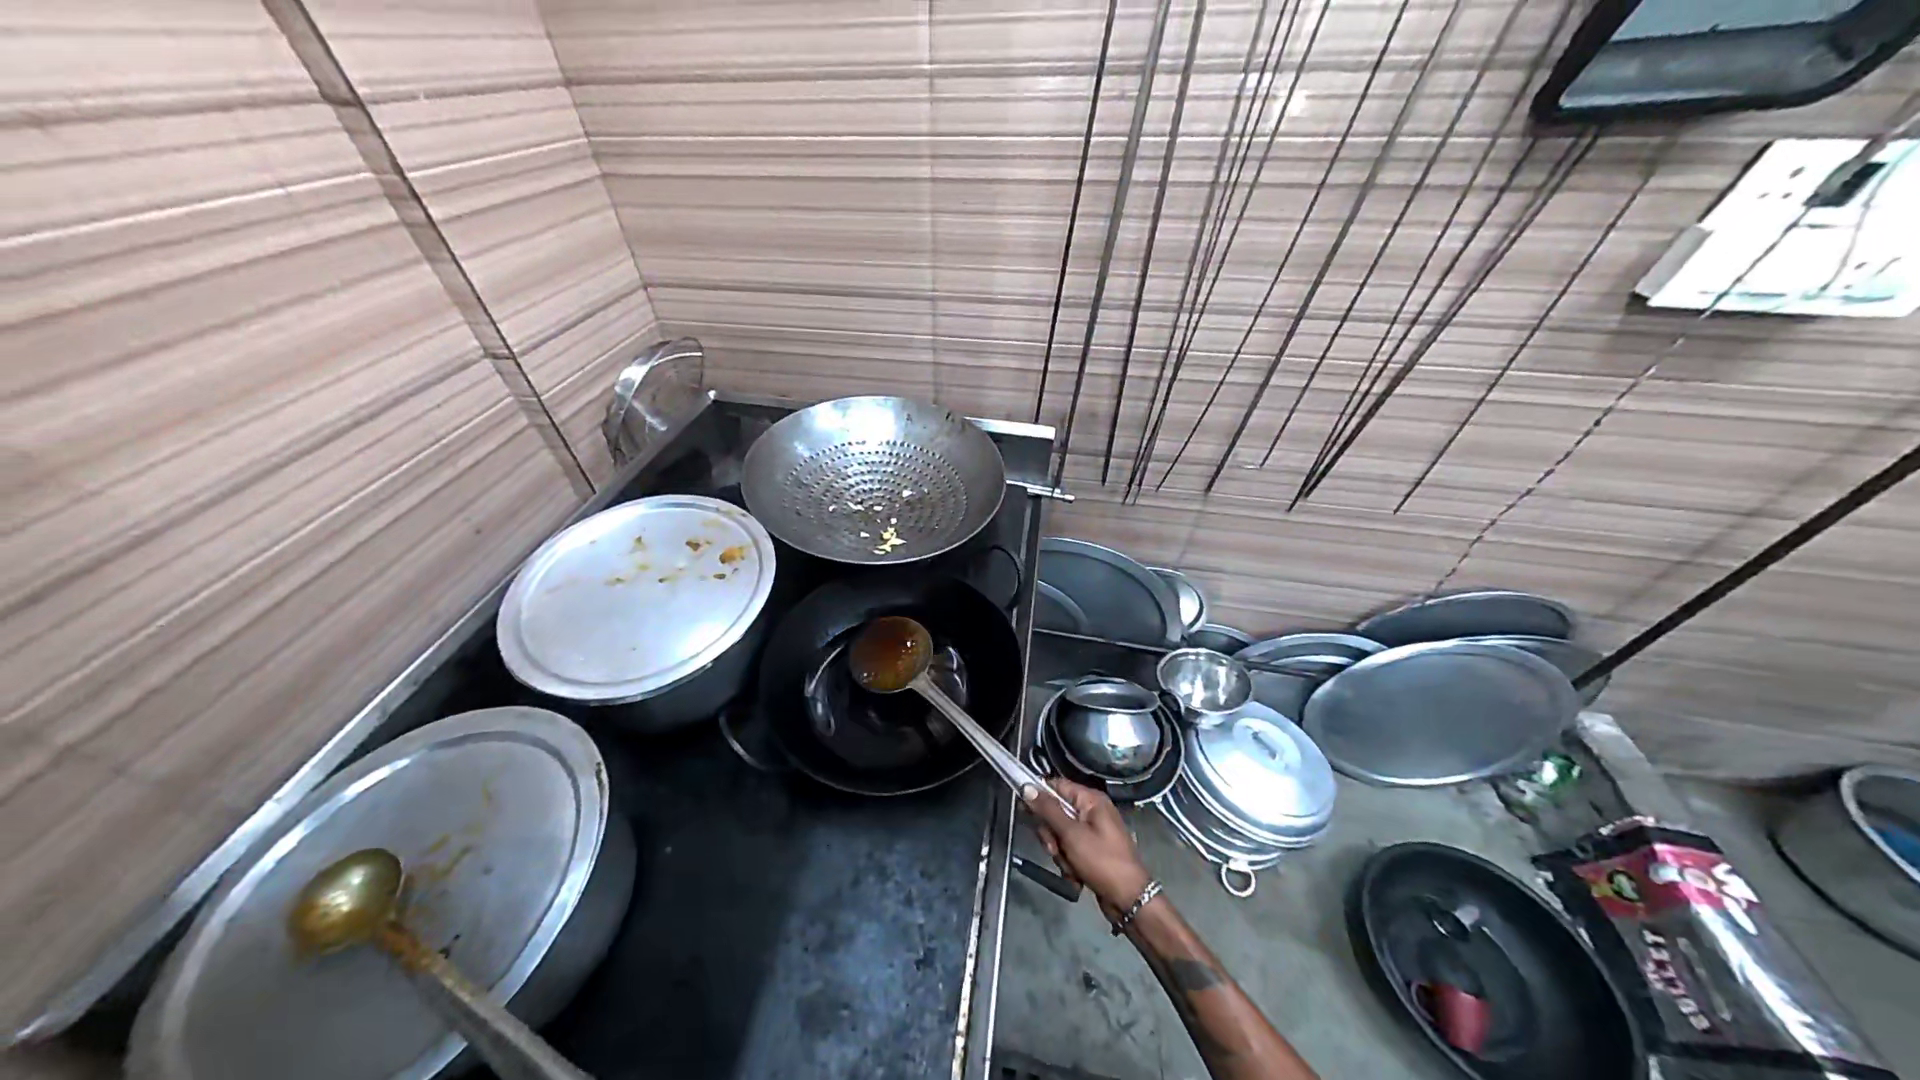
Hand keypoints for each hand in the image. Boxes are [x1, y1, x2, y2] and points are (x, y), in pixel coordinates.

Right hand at [1024, 777, 1152, 916]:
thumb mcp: (1071, 834)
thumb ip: (1048, 810)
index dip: (1039, 796)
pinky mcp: (1091, 850)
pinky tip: (1075, 874)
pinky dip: (1068, 861)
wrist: (1129, 899)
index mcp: (1091, 800)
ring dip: (1060, 852)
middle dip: (1051, 833)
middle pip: (1055, 812)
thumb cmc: (1102, 861)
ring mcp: (1092, 832)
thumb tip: (1027, 787)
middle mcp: (1092, 811)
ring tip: (1070, 865)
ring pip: (1060, 833)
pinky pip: (1069, 848)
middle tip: (1055, 848)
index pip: (1057, 786)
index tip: (1024, 809)